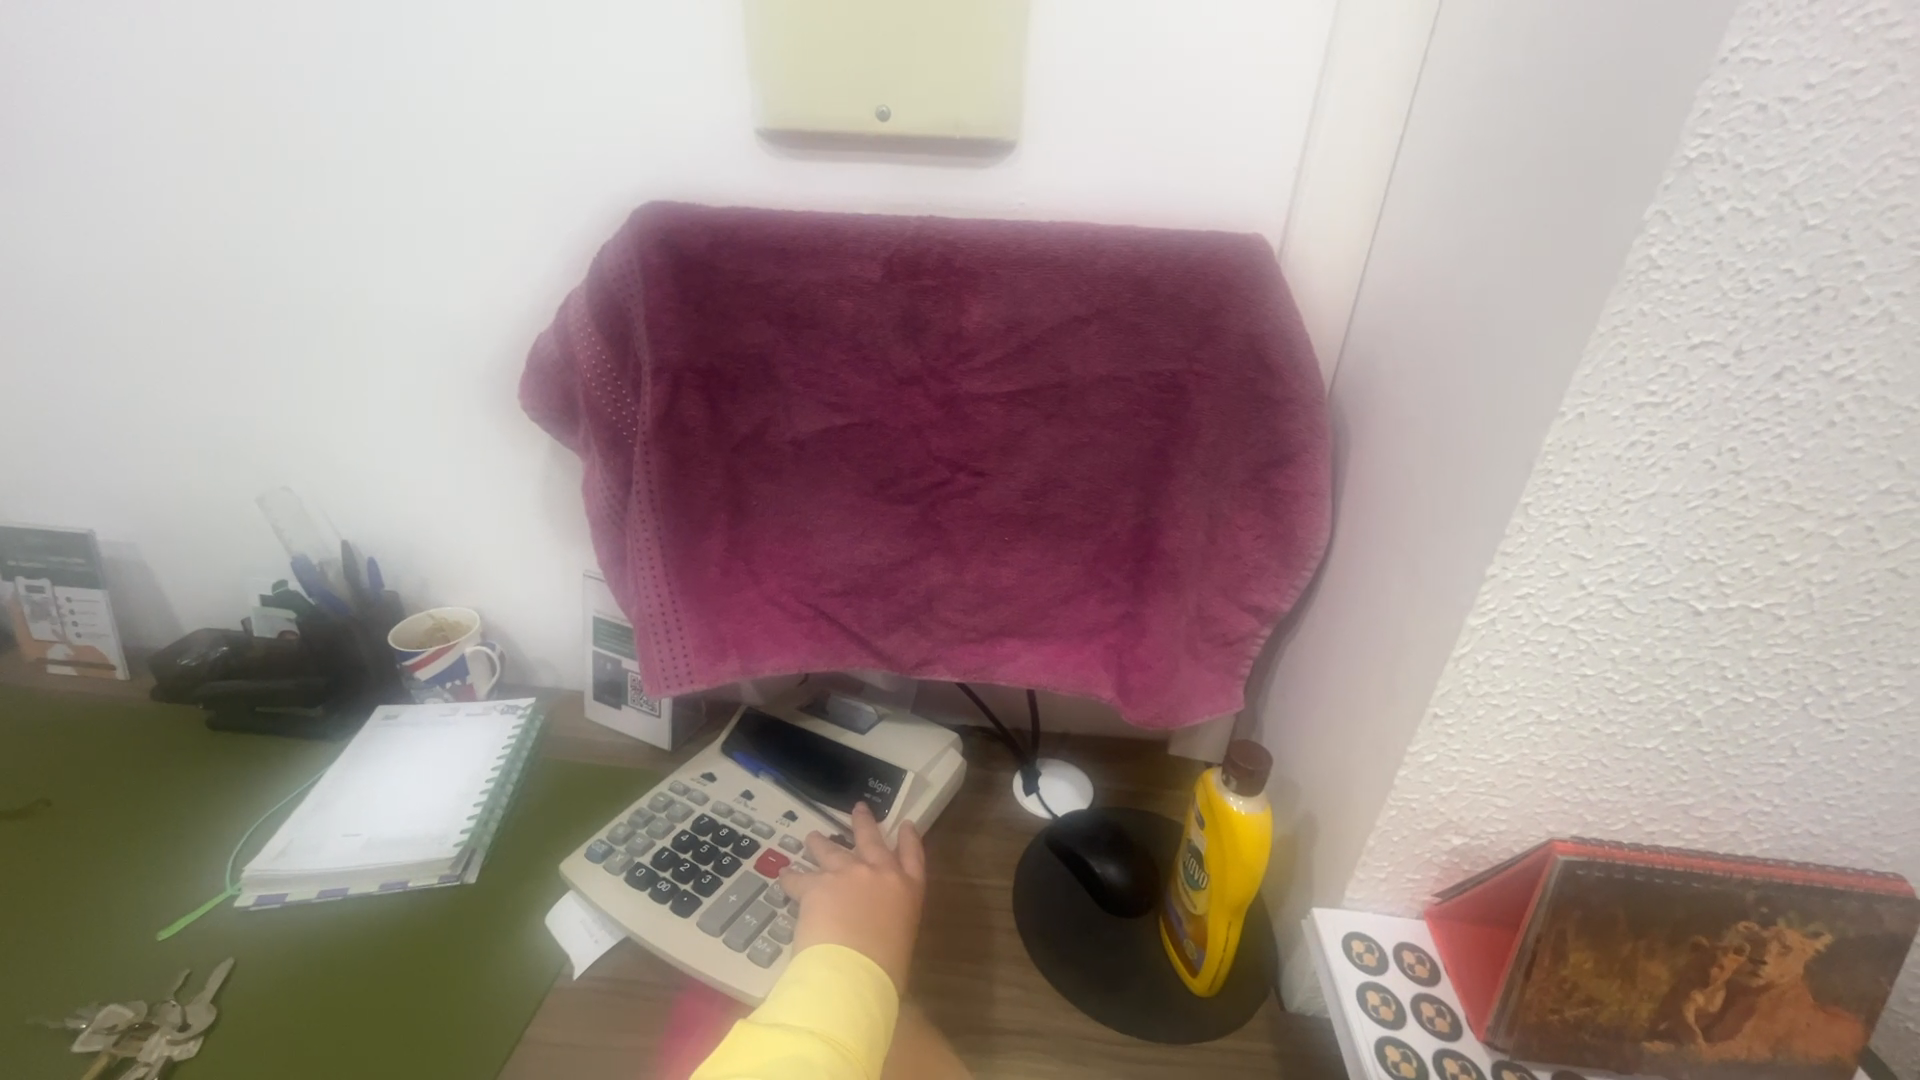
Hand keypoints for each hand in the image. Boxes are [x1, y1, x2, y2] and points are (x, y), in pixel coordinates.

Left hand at [779, 801, 926, 992]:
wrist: (854, 972)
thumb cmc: (886, 968)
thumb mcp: (899, 940)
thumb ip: (889, 923)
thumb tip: (875, 930)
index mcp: (907, 890)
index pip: (913, 855)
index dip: (909, 837)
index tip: (906, 824)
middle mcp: (879, 873)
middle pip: (871, 839)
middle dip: (864, 822)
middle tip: (858, 808)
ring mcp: (848, 874)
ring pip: (832, 850)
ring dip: (820, 842)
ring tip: (812, 837)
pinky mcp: (818, 884)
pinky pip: (799, 877)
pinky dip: (790, 877)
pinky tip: (784, 875)